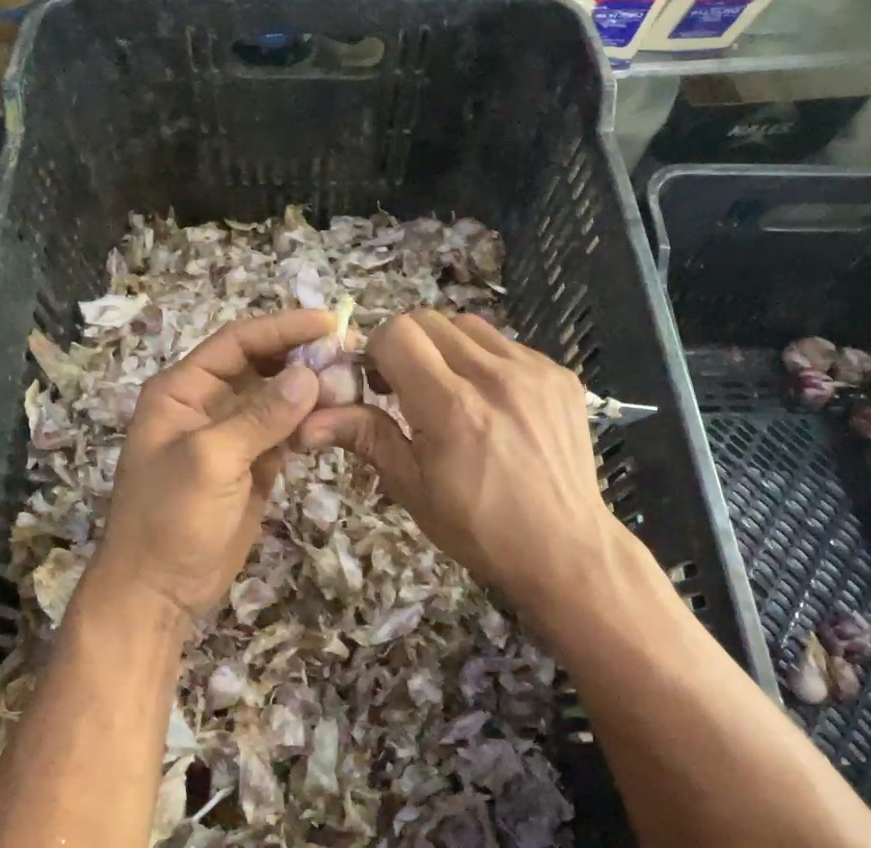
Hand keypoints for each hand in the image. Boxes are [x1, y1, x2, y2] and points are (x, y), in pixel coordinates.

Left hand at [94, 309, 332, 620]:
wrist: (157, 593)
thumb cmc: (169, 520)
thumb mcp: (210, 461)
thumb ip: (259, 417)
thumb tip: (309, 375)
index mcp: (183, 390)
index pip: (237, 342)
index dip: (282, 327)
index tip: (330, 322)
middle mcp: (207, 403)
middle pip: (262, 365)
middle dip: (304, 356)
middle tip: (353, 354)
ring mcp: (232, 435)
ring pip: (279, 398)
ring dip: (313, 390)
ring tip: (355, 383)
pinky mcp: (253, 464)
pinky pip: (287, 432)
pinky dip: (311, 423)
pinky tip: (339, 417)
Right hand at [296, 310, 621, 610]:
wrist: (565, 549)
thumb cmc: (479, 528)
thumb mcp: (412, 487)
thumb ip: (364, 436)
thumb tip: (304, 422)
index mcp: (451, 406)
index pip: (397, 333)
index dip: (377, 351)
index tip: (378, 383)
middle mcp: (494, 376)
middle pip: (429, 320)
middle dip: (407, 345)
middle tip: (406, 387)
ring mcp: (534, 371)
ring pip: (469, 326)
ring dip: (446, 347)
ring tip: (450, 390)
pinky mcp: (560, 375)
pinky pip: (508, 345)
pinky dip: (487, 361)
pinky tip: (491, 402)